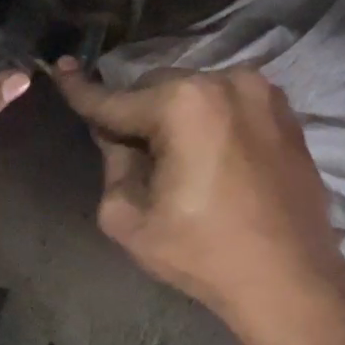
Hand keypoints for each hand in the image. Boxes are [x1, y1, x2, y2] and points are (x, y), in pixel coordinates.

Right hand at [51, 58, 344, 329]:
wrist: (287, 275)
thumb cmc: (199, 251)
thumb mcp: (127, 218)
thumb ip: (112, 167)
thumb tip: (117, 141)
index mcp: (182, 105)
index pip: (114, 99)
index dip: (80, 91)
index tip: (58, 68)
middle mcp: (225, 82)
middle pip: (156, 88)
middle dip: (134, 114)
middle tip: (124, 155)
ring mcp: (263, 93)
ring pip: (192, 94)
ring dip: (171, 119)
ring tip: (168, 162)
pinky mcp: (285, 113)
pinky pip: (226, 105)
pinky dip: (205, 123)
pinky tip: (203, 161)